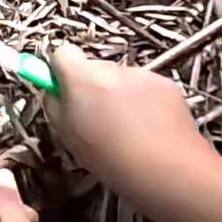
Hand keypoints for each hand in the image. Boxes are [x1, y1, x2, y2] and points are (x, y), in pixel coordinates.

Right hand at [46, 43, 210, 201]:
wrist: (168, 169)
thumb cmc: (111, 158)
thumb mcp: (67, 136)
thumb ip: (56, 106)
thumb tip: (53, 92)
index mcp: (82, 78)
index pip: (62, 53)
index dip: (61, 70)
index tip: (63, 89)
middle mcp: (111, 69)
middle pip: (94, 67)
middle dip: (93, 86)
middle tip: (96, 118)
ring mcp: (141, 74)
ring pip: (121, 79)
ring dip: (119, 95)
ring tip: (126, 129)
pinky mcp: (166, 84)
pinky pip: (145, 87)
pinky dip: (144, 102)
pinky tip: (148, 129)